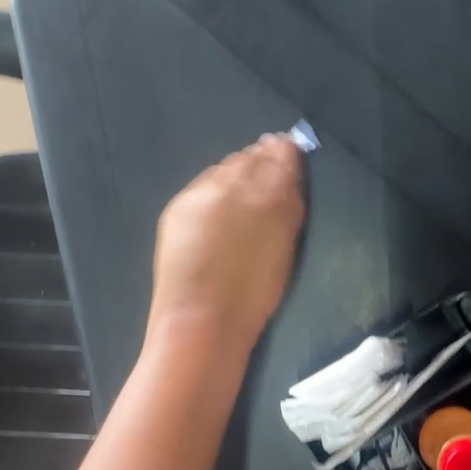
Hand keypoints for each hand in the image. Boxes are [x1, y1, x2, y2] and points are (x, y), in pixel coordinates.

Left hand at [148, 133, 306, 344]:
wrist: (203, 319)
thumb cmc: (255, 296)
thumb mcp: (287, 250)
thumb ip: (290, 209)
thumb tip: (291, 178)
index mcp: (268, 196)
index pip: (281, 157)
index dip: (287, 152)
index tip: (292, 150)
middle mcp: (232, 184)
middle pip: (251, 157)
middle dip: (262, 159)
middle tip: (272, 163)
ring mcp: (201, 192)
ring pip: (226, 167)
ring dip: (239, 170)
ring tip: (248, 184)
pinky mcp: (178, 206)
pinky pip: (204, 183)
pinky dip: (217, 186)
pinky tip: (222, 202)